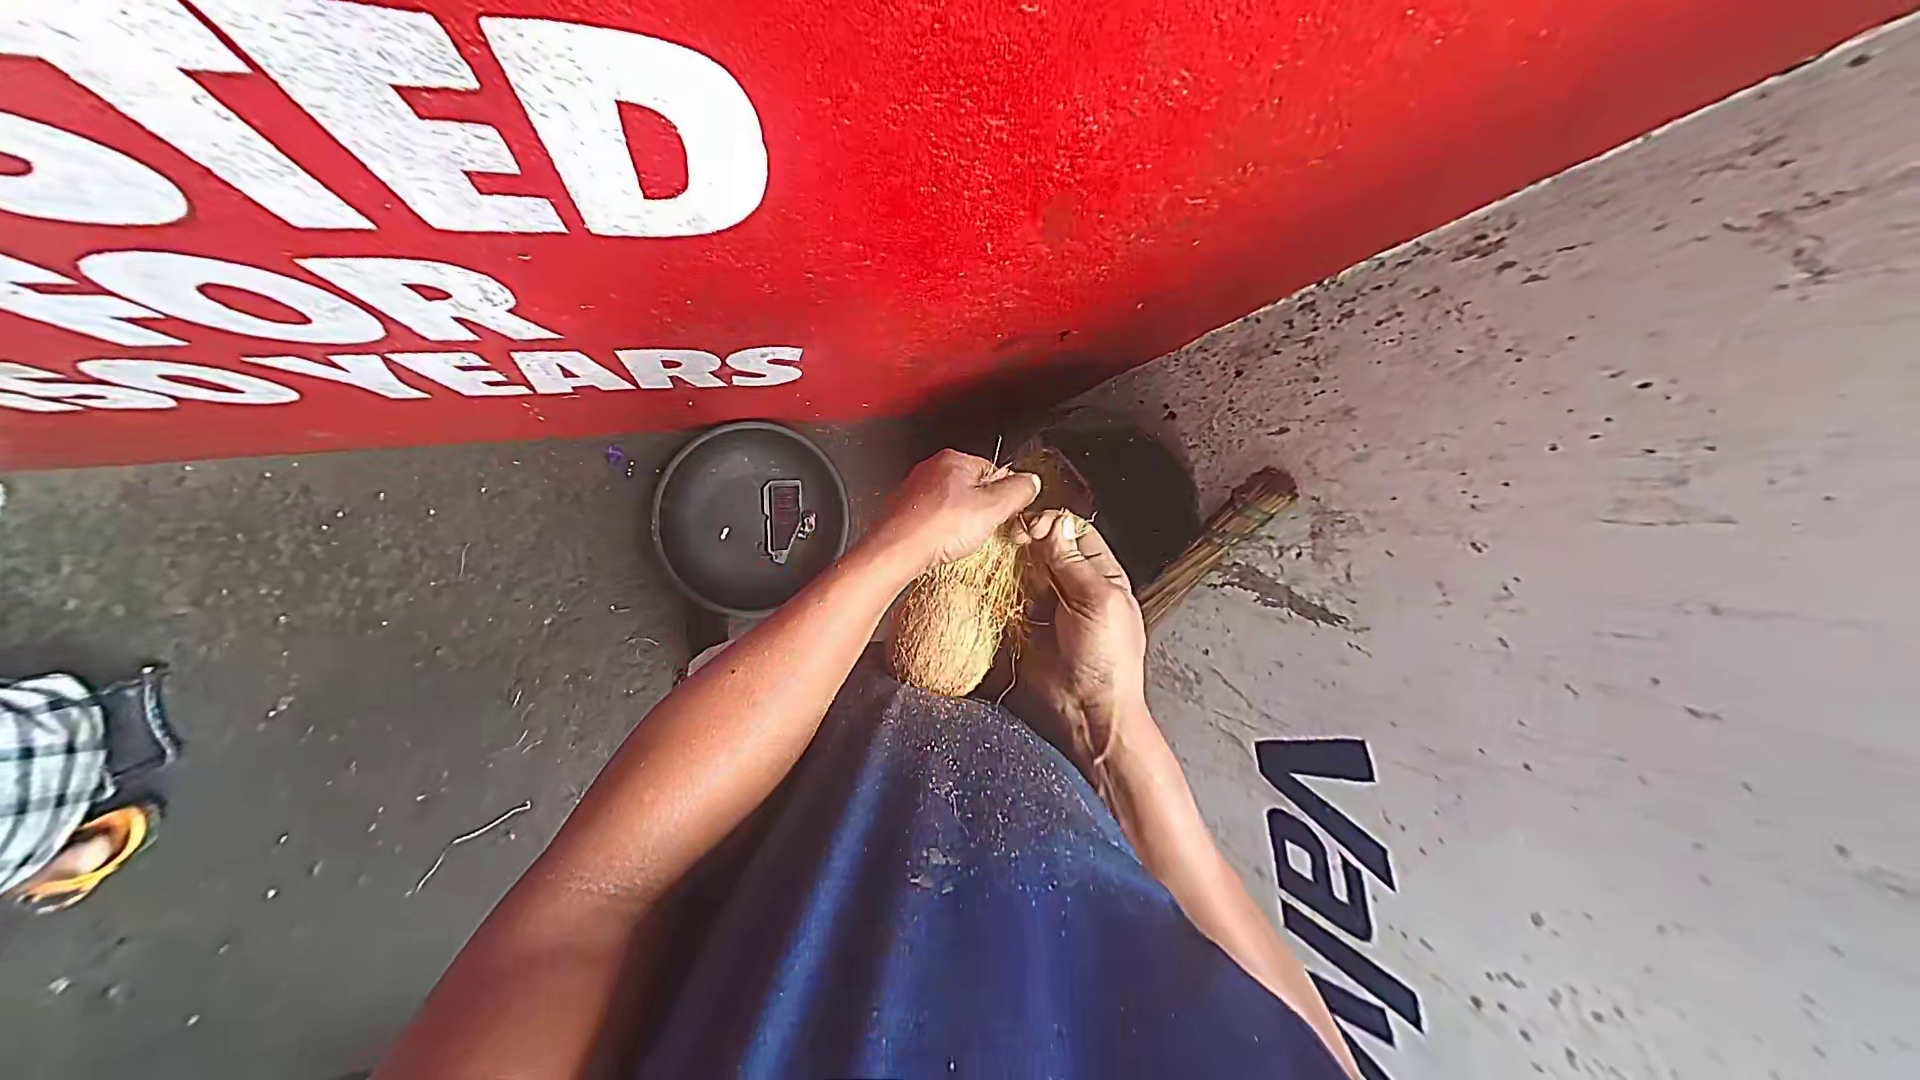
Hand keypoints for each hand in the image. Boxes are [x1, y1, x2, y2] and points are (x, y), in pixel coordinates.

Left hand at [868, 449, 1040, 573]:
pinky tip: (942, 545)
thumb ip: (1017, 492)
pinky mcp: (905, 512)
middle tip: (984, 530)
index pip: (995, 470)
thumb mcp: (992, 509)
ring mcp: (916, 491)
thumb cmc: (935, 528)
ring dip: (961, 523)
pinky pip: (934, 520)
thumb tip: (1031, 481)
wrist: (895, 551)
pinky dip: (941, 532)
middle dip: (983, 510)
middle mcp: (932, 469)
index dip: (1006, 496)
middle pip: (974, 488)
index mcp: (954, 460)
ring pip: (953, 505)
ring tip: (960, 540)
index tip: (1008, 514)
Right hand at [1009, 510, 1150, 780]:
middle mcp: (1072, 585)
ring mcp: (1045, 604)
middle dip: (1026, 540)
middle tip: (1011, 540)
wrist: (1086, 711)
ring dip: (1009, 561)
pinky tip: (990, 580)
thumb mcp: (1099, 602)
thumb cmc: (1108, 662)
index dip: (1052, 524)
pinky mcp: (1022, 623)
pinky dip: (997, 585)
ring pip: (1022, 568)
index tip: (1032, 527)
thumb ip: (1074, 562)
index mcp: (1102, 575)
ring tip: (998, 558)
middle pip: (1044, 546)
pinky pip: (1006, 595)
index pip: (1074, 531)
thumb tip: (1055, 524)